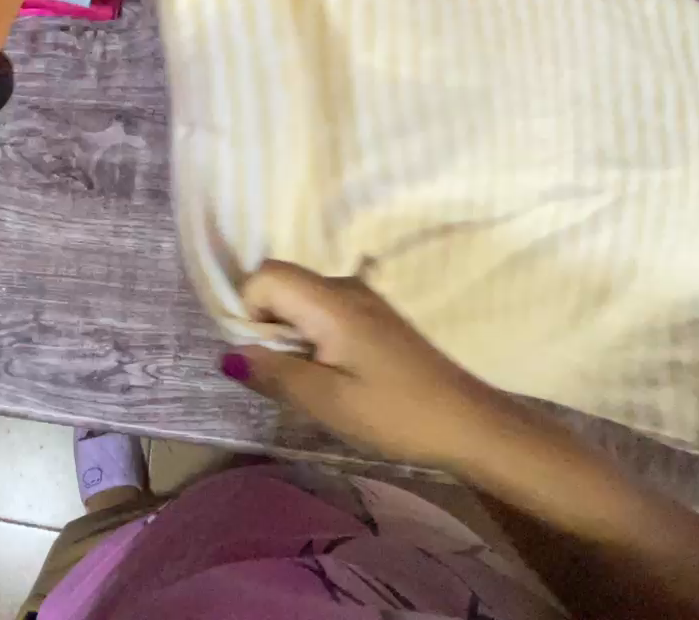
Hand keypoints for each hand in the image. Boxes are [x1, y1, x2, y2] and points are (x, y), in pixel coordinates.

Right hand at [223, 262, 516, 470]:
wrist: (470, 424)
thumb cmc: (395, 413)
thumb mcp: (328, 402)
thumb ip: (274, 373)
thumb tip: (228, 355)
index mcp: (330, 301)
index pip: (265, 276)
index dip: (249, 310)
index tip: (263, 355)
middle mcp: (344, 286)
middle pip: (281, 281)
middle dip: (265, 320)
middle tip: (283, 371)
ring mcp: (362, 297)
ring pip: (300, 295)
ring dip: (288, 329)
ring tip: (310, 376)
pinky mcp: (374, 314)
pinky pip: (323, 307)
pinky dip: (311, 332)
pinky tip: (333, 371)